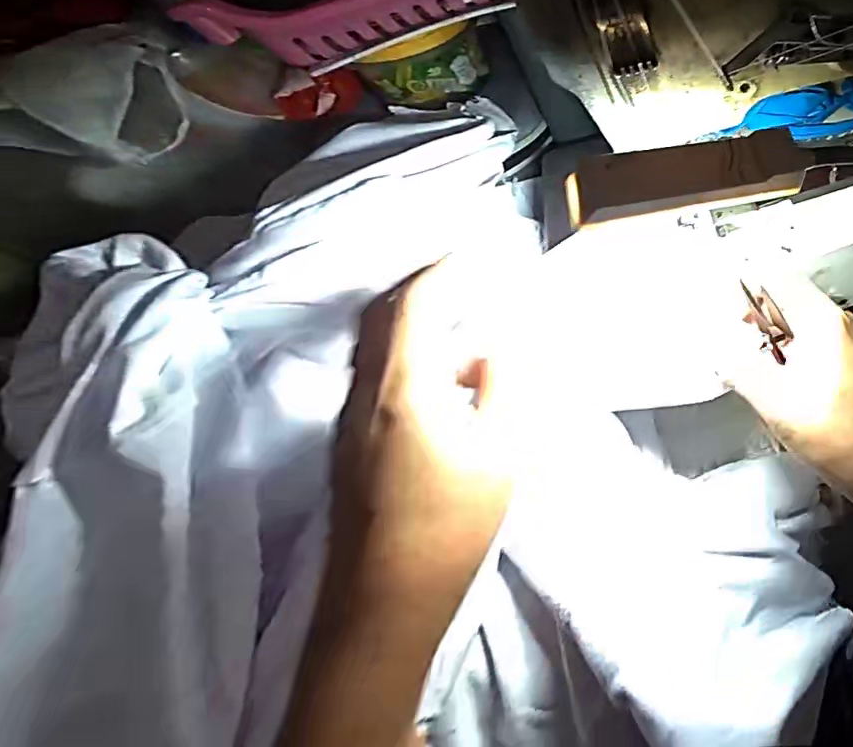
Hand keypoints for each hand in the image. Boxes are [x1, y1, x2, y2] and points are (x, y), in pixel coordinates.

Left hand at [331, 261, 521, 612]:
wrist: (387, 599)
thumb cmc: (453, 521)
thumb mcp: (501, 448)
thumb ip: (500, 388)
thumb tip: (492, 349)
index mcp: (403, 394)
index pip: (412, 311)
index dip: (441, 273)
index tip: (473, 252)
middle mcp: (363, 401)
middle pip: (382, 323)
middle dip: (424, 289)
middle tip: (470, 276)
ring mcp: (351, 425)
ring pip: (381, 351)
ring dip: (422, 325)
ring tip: (473, 325)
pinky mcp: (355, 445)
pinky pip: (384, 378)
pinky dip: (418, 357)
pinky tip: (457, 377)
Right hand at [724, 272, 852, 505]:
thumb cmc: (842, 433)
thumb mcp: (775, 400)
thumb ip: (742, 367)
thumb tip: (722, 349)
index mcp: (823, 319)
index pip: (777, 276)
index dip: (744, 282)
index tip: (718, 299)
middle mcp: (838, 323)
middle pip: (786, 297)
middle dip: (753, 315)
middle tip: (730, 340)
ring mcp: (844, 341)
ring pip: (796, 323)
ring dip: (768, 338)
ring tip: (749, 364)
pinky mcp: (845, 362)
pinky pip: (808, 343)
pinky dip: (785, 355)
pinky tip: (774, 382)